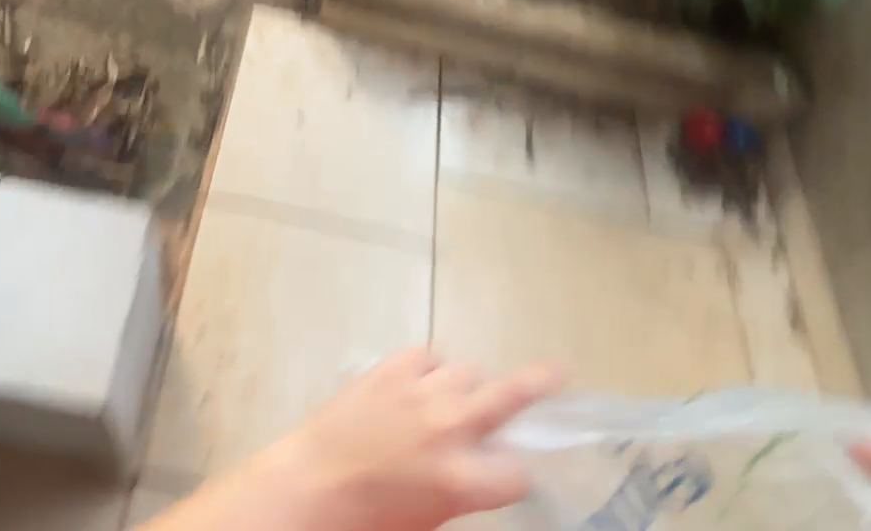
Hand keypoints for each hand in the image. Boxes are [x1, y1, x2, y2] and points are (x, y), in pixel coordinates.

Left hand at [143, 349, 563, 530]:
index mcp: (464, 480)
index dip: (515, 476)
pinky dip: (430, 368)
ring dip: (468, 387)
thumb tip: (482, 472)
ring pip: (467, 370)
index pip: (519, 472)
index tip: (507, 477)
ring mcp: (419, 392)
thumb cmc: (368, 520)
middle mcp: (449, 428)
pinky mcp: (389, 370)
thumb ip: (464, 491)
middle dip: (540, 384)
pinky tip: (422, 383)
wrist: (310, 487)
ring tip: (457, 399)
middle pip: (510, 396)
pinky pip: (425, 355)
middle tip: (560, 372)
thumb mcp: (429, 519)